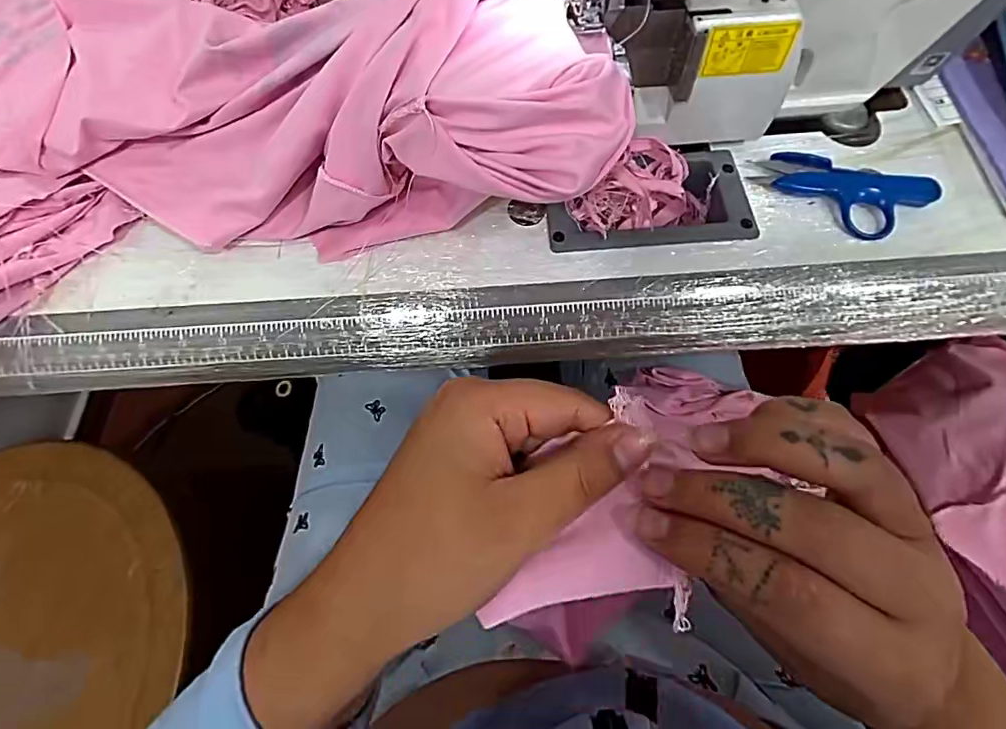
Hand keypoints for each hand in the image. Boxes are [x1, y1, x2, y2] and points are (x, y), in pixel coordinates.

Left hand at [245, 376, 655, 728]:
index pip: (566, 403)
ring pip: (531, 440)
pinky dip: (529, 483)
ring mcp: (455, 426)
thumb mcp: (523, 518)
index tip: (643, 478)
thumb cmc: (441, 557)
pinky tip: (536, 514)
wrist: (362, 606)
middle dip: (579, 460)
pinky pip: (508, 455)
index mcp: (479, 400)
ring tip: (569, 517)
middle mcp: (466, 400)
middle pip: (548, 419)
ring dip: (555, 476)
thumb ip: (585, 473)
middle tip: (607, 509)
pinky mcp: (452, 454)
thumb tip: (642, 438)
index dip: (608, 438)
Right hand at [634, 397, 1005, 728]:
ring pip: (843, 464)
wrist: (932, 659)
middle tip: (659, 479)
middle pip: (810, 524)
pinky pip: (850, 431)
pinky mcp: (906, 480)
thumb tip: (665, 522)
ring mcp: (916, 521)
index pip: (788, 590)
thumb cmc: (845, 662)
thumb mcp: (790, 651)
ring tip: (700, 440)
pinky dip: (793, 416)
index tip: (646, 521)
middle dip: (718, 495)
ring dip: (760, 443)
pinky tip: (746, 417)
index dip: (708, 549)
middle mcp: (913, 581)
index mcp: (887, 653)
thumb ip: (736, 584)